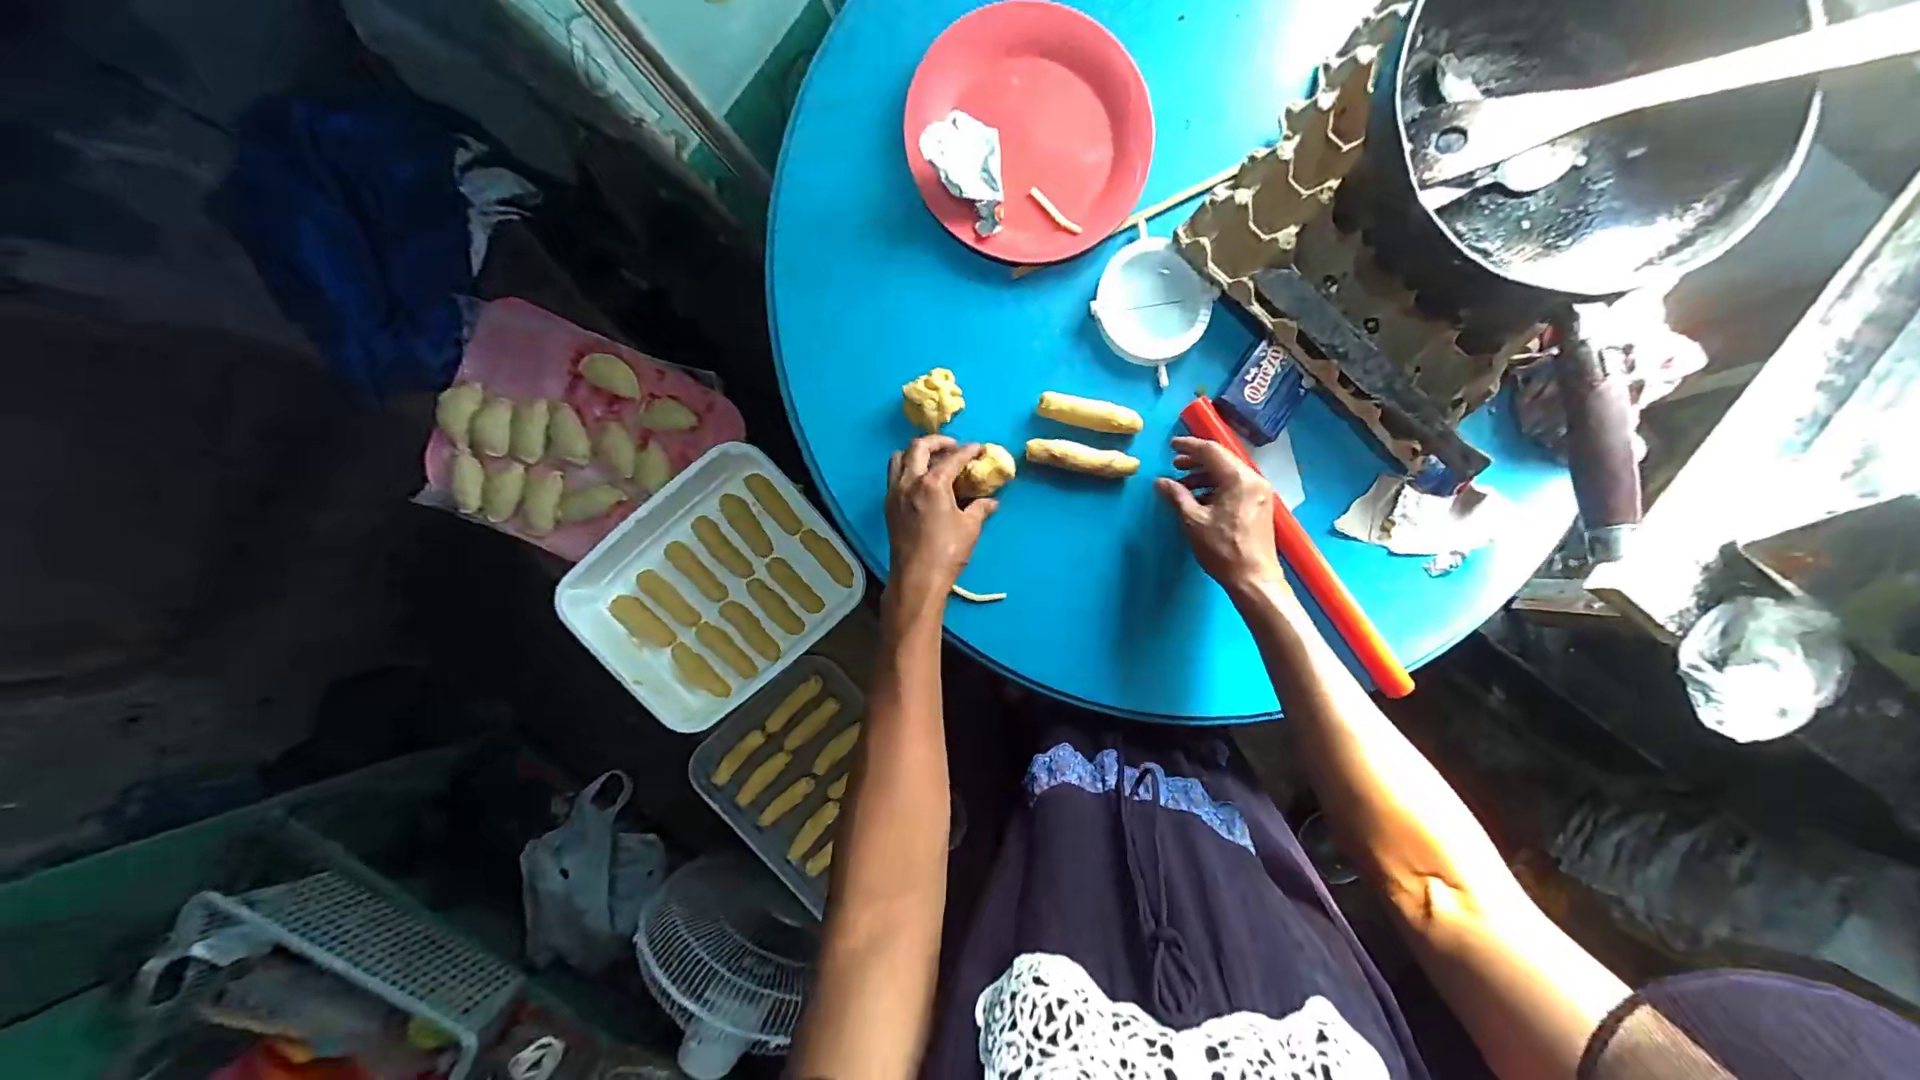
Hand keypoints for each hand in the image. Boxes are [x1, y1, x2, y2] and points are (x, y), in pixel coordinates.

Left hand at [886, 436, 997, 600]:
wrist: (916, 578)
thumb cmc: (947, 552)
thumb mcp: (969, 528)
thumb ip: (979, 509)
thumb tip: (991, 502)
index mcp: (932, 484)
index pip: (952, 458)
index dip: (967, 451)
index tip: (978, 448)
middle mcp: (910, 482)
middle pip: (918, 447)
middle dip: (937, 442)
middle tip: (953, 446)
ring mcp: (895, 492)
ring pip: (899, 458)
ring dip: (916, 452)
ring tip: (932, 459)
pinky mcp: (888, 505)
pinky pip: (894, 475)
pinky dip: (907, 468)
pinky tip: (920, 480)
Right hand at [1156, 436, 1287, 595]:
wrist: (1254, 578)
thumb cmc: (1222, 549)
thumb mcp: (1193, 521)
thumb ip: (1176, 496)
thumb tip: (1160, 482)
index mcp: (1238, 479)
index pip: (1211, 451)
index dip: (1189, 446)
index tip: (1171, 445)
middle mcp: (1253, 479)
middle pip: (1222, 459)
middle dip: (1196, 460)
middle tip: (1174, 465)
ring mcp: (1259, 492)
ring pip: (1228, 473)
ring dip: (1204, 475)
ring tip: (1182, 485)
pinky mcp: (1260, 504)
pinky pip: (1235, 485)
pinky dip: (1216, 486)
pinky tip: (1199, 498)